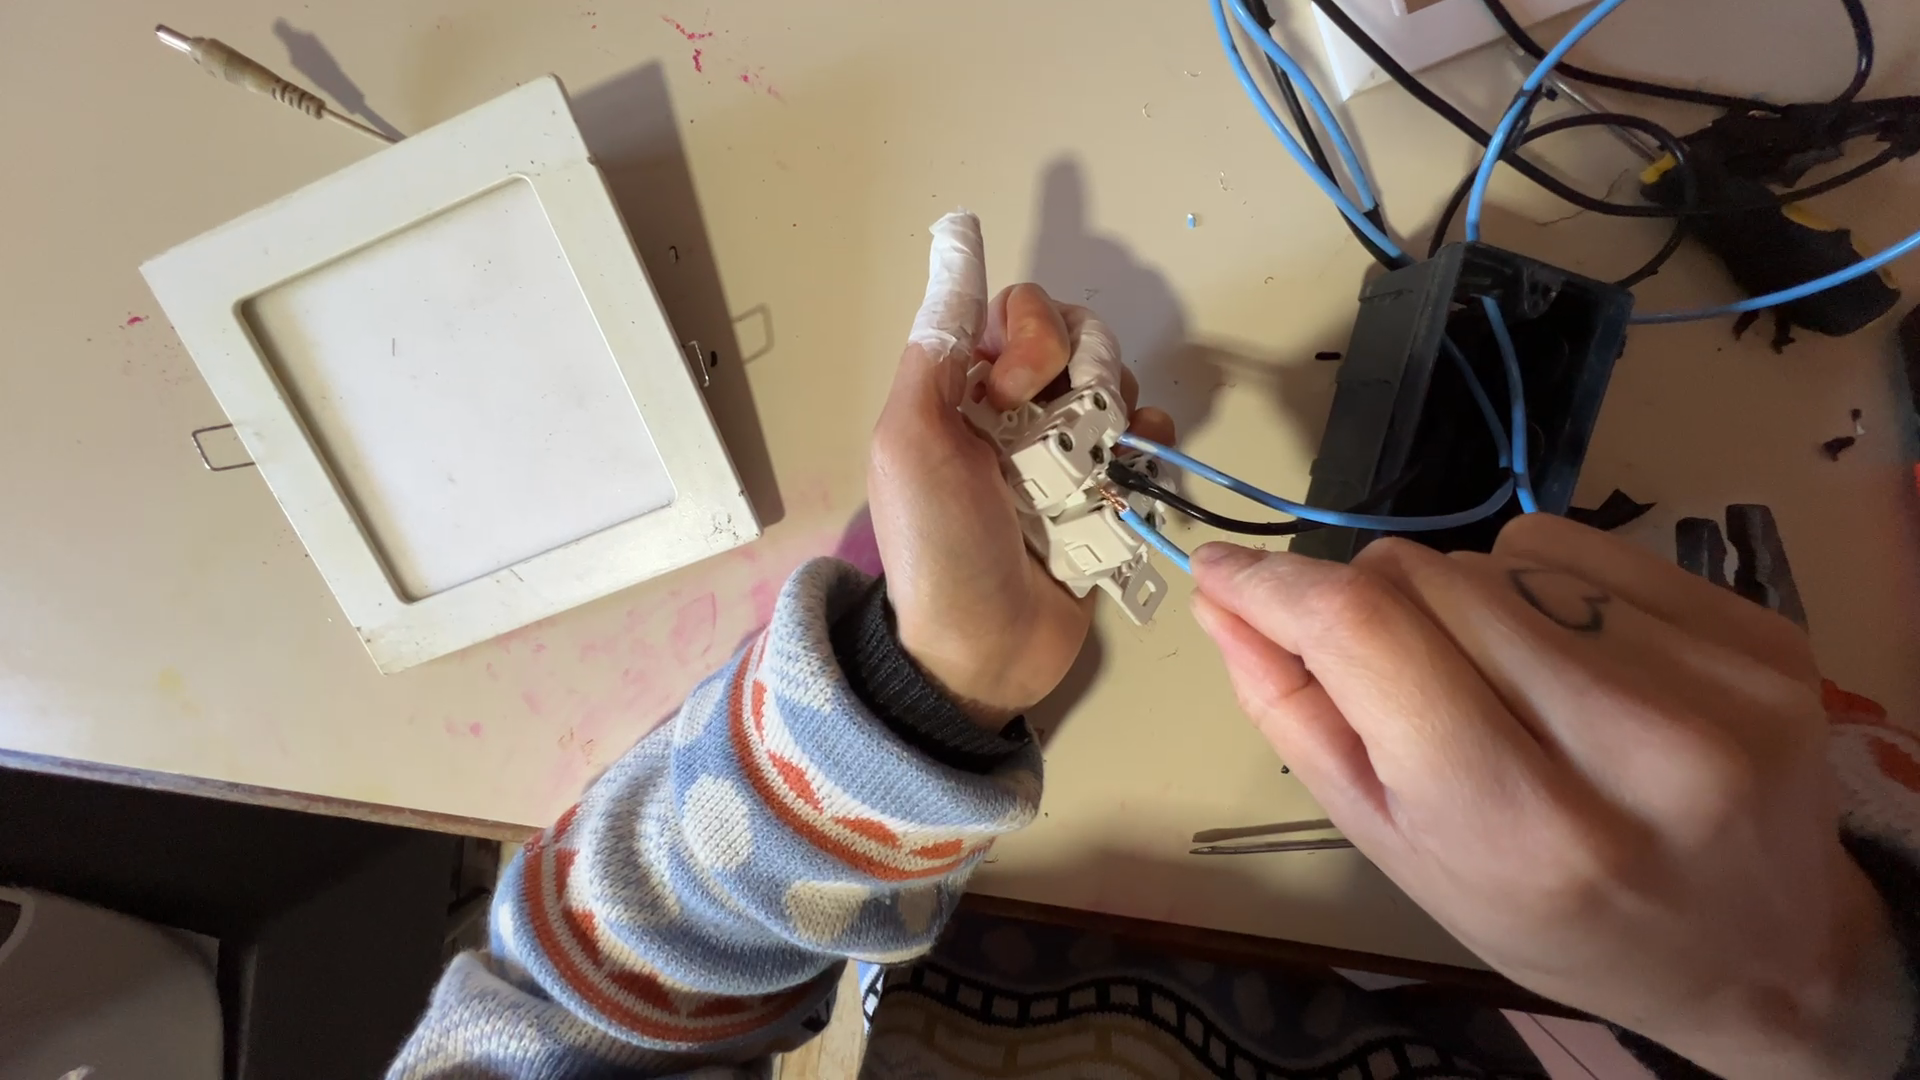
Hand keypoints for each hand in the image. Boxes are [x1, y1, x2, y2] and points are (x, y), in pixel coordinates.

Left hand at [868, 231, 1170, 725]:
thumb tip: (953, 242)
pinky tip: (1136, 462)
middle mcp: (1016, 410)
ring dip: (1112, 408)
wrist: (982, 648)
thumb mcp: (909, 441)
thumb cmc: (938, 545)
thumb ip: (934, 349)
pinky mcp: (1106, 487)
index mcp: (964, 390)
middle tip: (1046, 439)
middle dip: (1076, 373)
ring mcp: (1065, 448)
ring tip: (1090, 464)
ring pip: (1114, 382)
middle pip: (1077, 339)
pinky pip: (1145, 433)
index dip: (1027, 331)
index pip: (1015, 310)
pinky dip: (1150, 438)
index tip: (1009, 386)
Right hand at [1188, 515, 1912, 1079]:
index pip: (1363, 635)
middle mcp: (1627, 741)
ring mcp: (1709, 679)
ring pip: (1480, 556)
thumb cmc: (1528, 904)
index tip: (1217, 567)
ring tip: (1483, 674)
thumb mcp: (1381, 833)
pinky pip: (1561, 542)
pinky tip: (1551, 650)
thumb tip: (1220, 601)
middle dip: (1359, 599)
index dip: (1273, 585)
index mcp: (1512, 818)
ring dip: (1441, 597)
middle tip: (1381, 664)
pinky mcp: (1755, 631)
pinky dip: (1518, 577)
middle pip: (1415, 577)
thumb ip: (1289, 709)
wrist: (1752, 948)